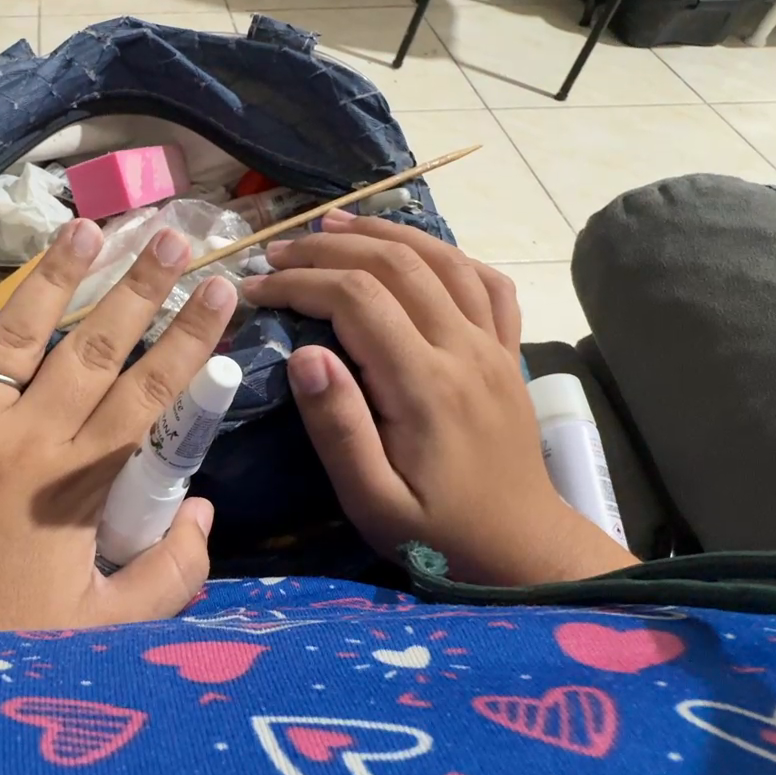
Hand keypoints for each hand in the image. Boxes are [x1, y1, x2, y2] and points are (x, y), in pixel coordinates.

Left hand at [0, 220, 237, 675]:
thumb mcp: (102, 633)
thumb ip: (169, 576)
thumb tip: (205, 511)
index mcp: (74, 485)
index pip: (147, 395)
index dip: (189, 338)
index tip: (221, 289)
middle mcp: (19, 440)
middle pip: (92, 349)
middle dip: (138, 288)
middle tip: (170, 235)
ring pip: (13, 336)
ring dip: (53, 279)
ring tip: (88, 228)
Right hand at [242, 210, 635, 585]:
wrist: (521, 550)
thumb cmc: (436, 533)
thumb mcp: (371, 499)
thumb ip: (337, 428)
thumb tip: (303, 354)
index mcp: (424, 385)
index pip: (355, 300)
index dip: (299, 283)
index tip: (254, 290)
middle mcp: (463, 349)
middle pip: (394, 265)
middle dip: (327, 248)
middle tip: (275, 252)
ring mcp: (492, 345)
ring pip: (440, 259)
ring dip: (382, 234)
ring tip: (331, 224)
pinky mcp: (506, 352)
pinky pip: (484, 282)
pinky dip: (444, 253)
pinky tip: (414, 250)